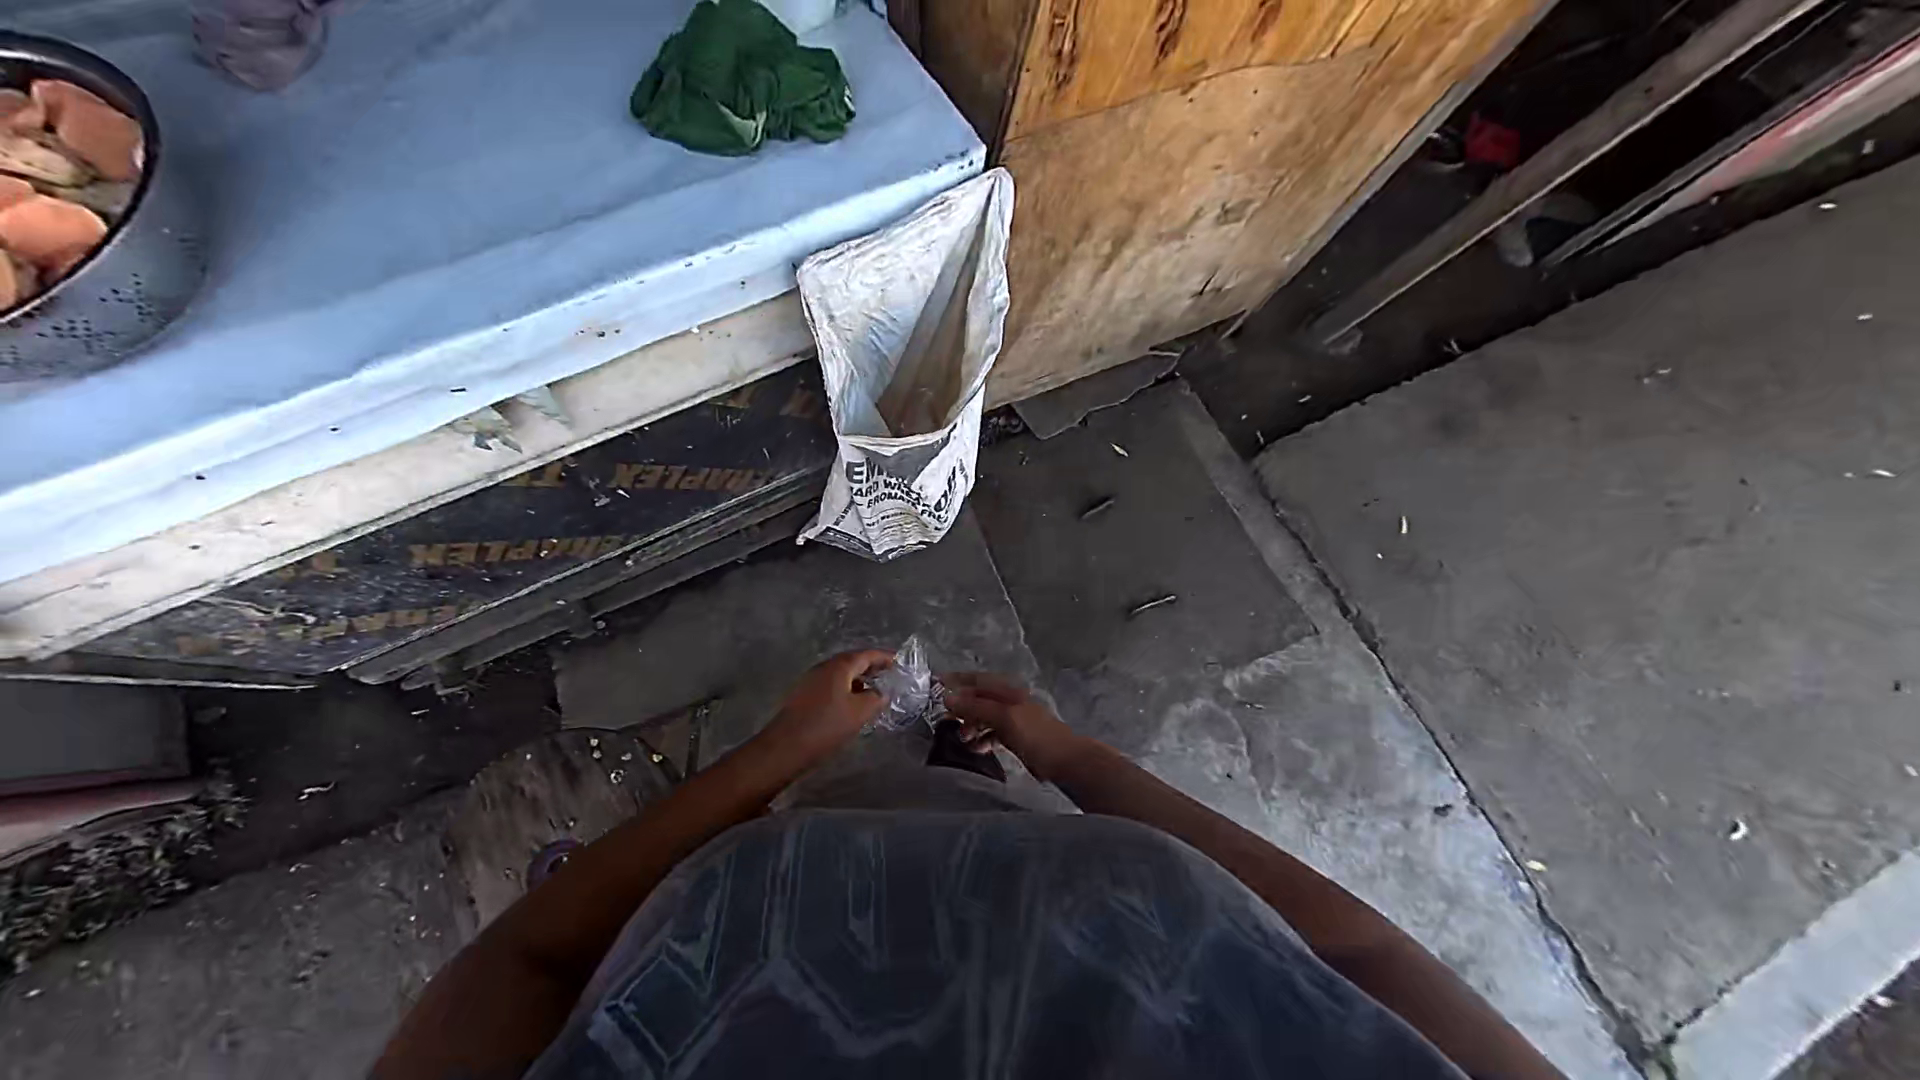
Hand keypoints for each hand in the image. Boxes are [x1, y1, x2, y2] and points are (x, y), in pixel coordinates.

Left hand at [756, 649, 894, 760]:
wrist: (785, 747)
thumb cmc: (826, 726)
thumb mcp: (859, 713)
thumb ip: (876, 699)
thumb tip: (882, 693)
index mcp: (839, 667)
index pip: (867, 655)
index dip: (885, 657)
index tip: (900, 662)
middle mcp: (823, 667)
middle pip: (852, 661)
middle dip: (872, 667)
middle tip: (890, 675)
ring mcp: (811, 680)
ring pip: (840, 674)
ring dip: (858, 679)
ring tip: (874, 691)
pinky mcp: (803, 695)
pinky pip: (831, 685)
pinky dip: (846, 689)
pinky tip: (852, 704)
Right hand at [941, 672, 1087, 781]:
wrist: (1066, 762)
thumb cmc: (1036, 736)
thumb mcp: (1004, 718)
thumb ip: (976, 707)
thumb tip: (948, 697)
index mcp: (1008, 691)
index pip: (977, 680)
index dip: (957, 680)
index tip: (935, 683)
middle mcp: (1010, 702)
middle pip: (979, 699)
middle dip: (961, 707)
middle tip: (944, 719)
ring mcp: (1014, 720)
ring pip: (984, 717)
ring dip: (970, 725)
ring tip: (960, 738)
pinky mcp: (1017, 738)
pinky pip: (992, 734)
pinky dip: (982, 739)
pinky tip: (975, 749)